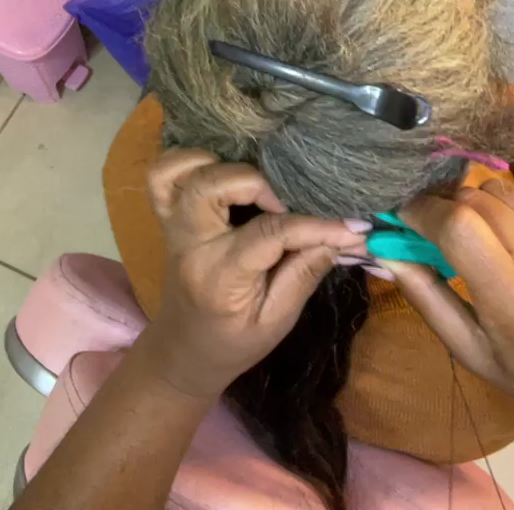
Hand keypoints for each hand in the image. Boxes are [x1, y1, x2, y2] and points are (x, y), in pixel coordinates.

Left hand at [135, 149, 368, 400]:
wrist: (184, 351)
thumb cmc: (234, 342)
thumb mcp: (277, 322)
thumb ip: (304, 274)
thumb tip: (344, 237)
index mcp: (219, 276)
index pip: (268, 234)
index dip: (315, 226)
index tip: (352, 227)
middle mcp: (190, 244)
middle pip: (210, 187)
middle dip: (256, 183)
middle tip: (283, 205)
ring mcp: (172, 226)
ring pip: (181, 173)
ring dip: (218, 166)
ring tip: (249, 185)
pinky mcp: (165, 217)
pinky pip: (161, 175)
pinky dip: (186, 163)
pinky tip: (217, 170)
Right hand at [382, 180, 513, 435]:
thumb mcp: (474, 353)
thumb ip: (426, 298)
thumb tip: (385, 250)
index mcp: (513, 294)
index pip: (455, 224)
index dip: (421, 211)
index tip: (403, 216)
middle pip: (474, 197)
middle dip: (445, 205)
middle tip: (436, 227)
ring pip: (503, 190)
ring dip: (479, 204)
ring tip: (483, 237)